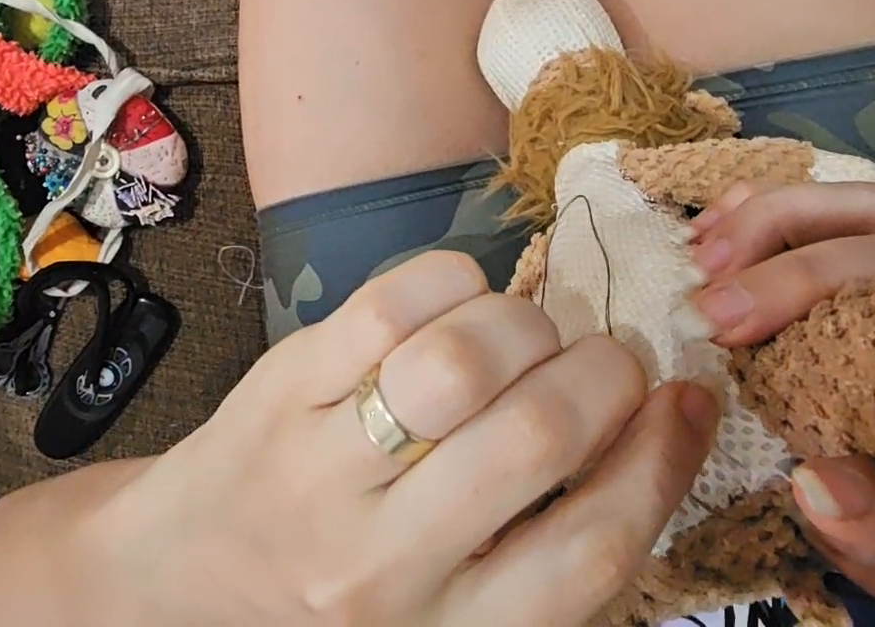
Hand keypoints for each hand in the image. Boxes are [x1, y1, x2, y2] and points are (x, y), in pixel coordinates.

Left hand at [73, 251, 718, 625]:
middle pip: (535, 436)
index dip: (660, 460)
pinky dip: (449, 279)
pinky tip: (459, 296)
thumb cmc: (340, 579)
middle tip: (607, 352)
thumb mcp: (446, 599)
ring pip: (458, 362)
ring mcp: (324, 465)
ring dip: (522, 324)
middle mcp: (386, 559)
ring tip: (527, 330)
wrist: (191, 565)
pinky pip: (385, 306)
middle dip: (600, 370)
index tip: (684, 395)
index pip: (590, 552)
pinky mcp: (283, 387)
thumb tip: (650, 413)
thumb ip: (538, 529)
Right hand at [683, 181, 874, 625]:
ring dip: (766, 217)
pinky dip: (764, 206)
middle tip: (701, 302)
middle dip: (778, 255)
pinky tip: (713, 230)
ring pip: (859, 208)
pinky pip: (833, 213)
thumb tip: (807, 483)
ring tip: (697, 254)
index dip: (809, 300)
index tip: (724, 334)